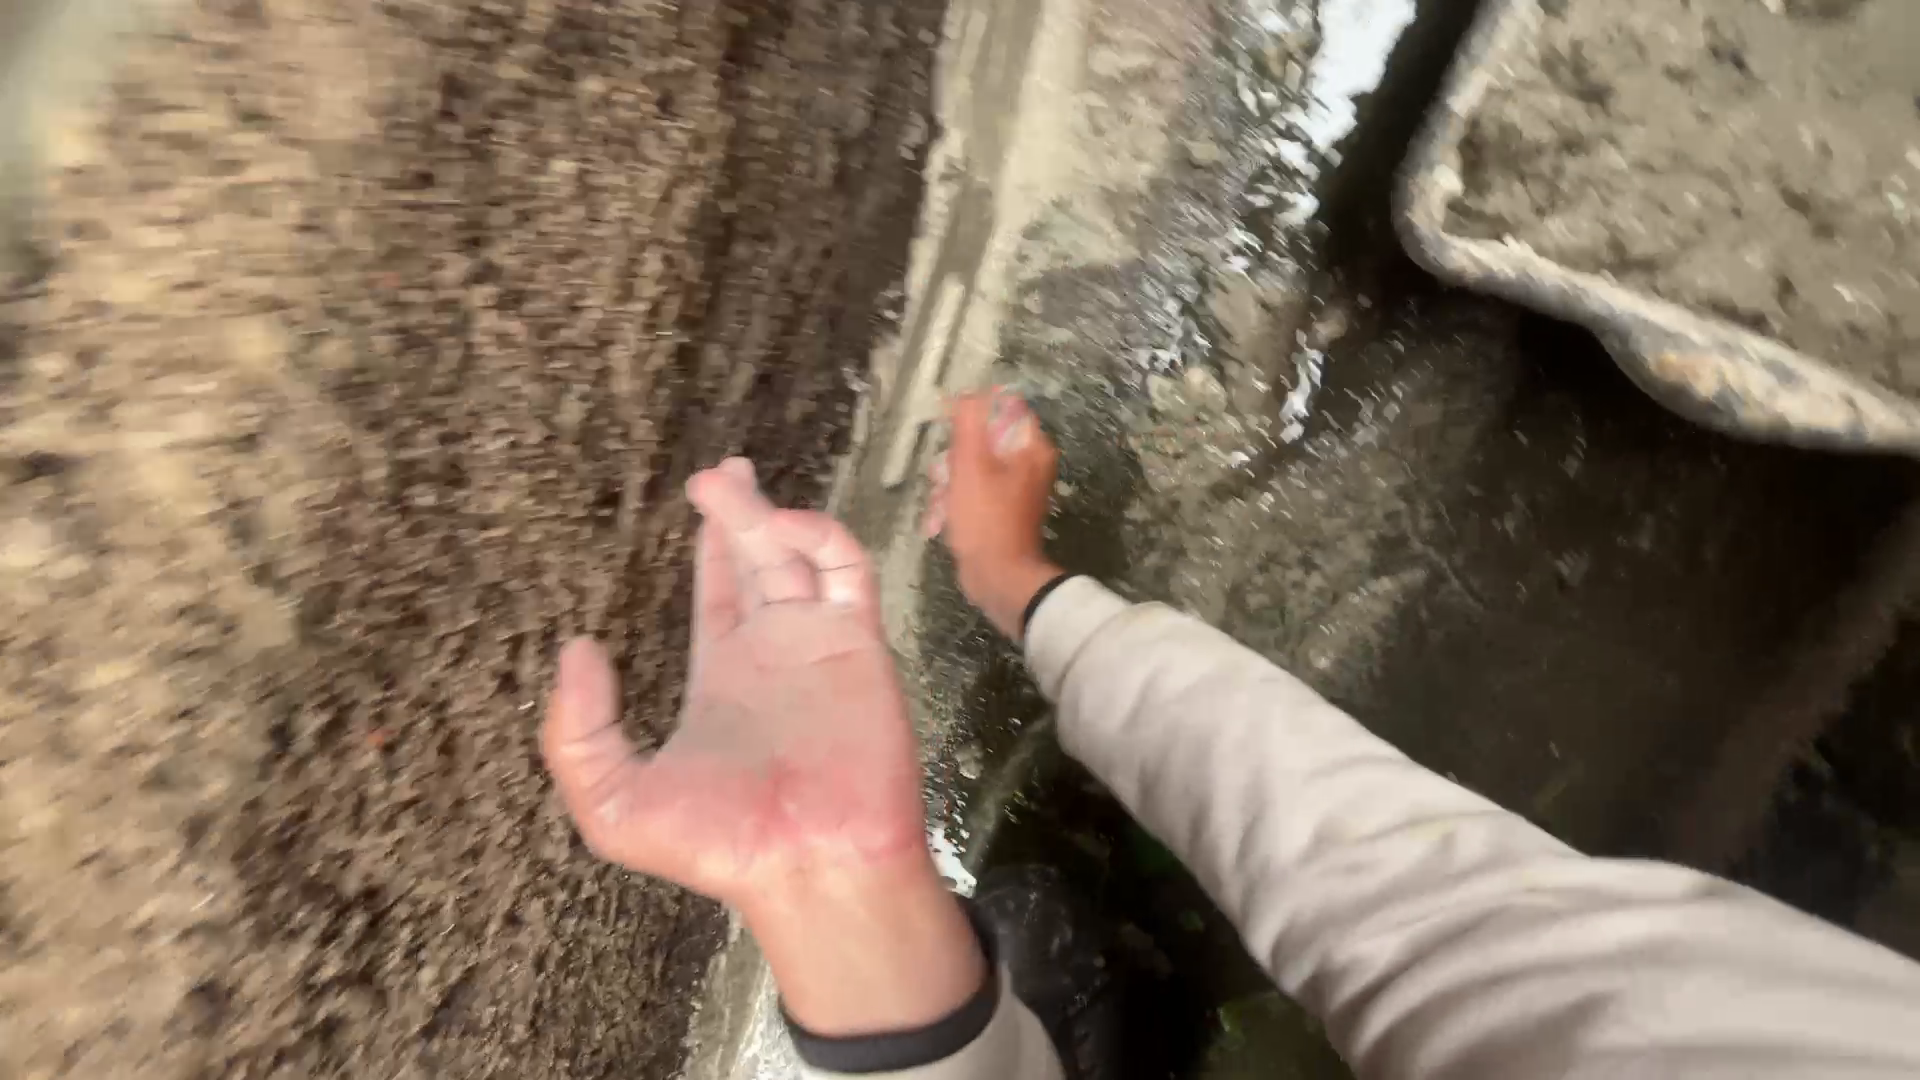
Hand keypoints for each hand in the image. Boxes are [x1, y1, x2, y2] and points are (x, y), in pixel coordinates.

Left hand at [542, 459, 983, 1035]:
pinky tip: (782, 525)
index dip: (710, 543)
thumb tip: (577, 647)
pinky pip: (845, 571)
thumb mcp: (615, 800)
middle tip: (721, 471)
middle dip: (740, 512)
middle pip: (757, 558)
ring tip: (732, 482)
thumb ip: (578, 731)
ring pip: (800, 554)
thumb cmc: (722, 841)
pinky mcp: (860, 638)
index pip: (718, 590)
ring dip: (770, 515)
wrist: (814, 866)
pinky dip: (821, 537)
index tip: (703, 496)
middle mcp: (774, 646)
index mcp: (726, 671)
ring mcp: (820, 638)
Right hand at [926, 390, 1065, 639]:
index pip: (1001, 408)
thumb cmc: (985, 519)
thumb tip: (968, 392)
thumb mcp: (971, 463)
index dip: (971, 415)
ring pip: (971, 467)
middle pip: (981, 439)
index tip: (950, 433)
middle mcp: (1028, 464)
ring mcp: (1014, 489)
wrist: (997, 578)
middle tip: (946, 478)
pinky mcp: (1000, 510)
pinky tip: (941, 520)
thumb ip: (969, 421)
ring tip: (942, 506)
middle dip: (953, 459)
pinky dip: (954, 503)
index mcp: (1030, 447)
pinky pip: (972, 492)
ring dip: (948, 484)